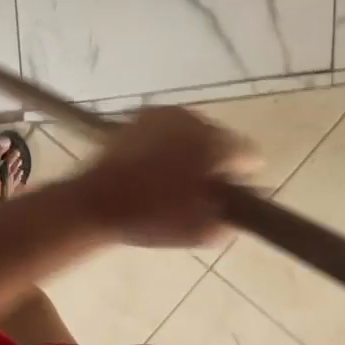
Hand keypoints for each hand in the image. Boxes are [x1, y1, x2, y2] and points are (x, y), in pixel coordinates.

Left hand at [70, 106, 259, 247]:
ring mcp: (165, 113)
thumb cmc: (151, 218)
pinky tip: (156, 164)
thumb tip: (237, 212)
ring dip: (191, 149)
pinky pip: (167, 128)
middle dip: (214, 159)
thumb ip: (229, 218)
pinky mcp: (141, 115)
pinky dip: (167, 142)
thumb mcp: (199, 231)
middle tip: (201, 187)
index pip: (248, 154)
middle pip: (219, 139)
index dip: (242, 175)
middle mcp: (195, 119)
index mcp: (216, 143)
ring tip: (175, 177)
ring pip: (192, 131)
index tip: (233, 193)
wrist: (96, 203)